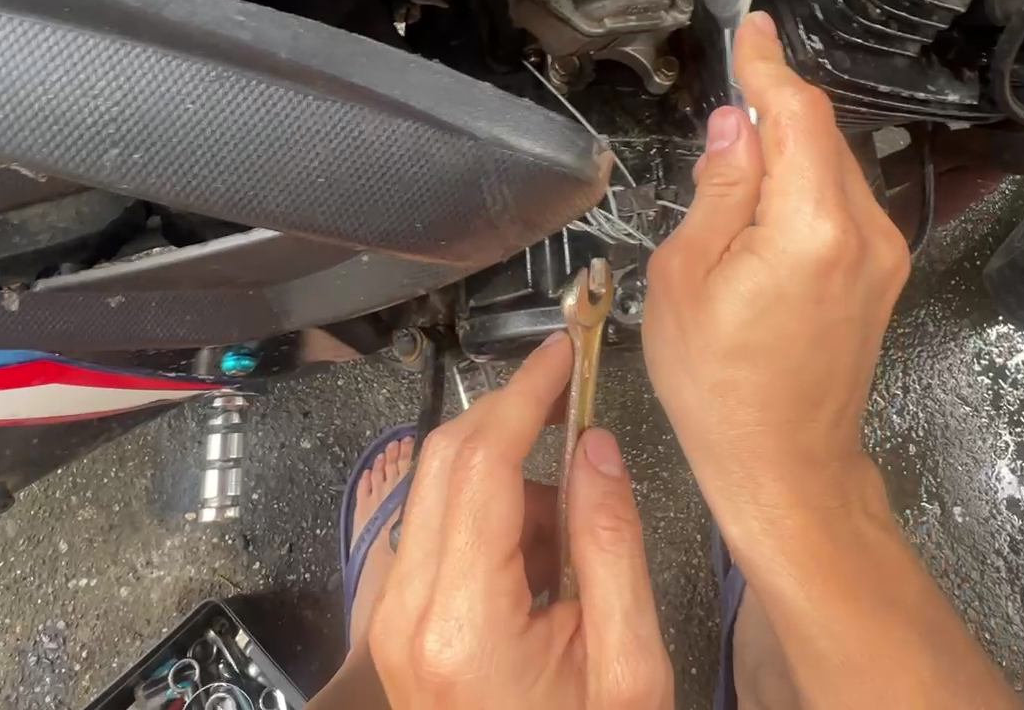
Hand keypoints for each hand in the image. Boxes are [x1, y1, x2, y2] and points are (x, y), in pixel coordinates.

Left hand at [369, 334, 673, 709]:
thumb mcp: (628, 668)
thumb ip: (611, 543)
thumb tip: (596, 447)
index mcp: (464, 625)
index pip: (483, 463)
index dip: (525, 393)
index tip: (561, 355)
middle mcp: (410, 610)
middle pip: (448, 456)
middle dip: (514, 415)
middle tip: (573, 409)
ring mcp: (395, 614)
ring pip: (440, 481)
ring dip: (508, 473)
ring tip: (569, 539)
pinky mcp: (400, 615)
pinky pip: (439, 521)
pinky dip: (492, 509)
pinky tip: (539, 560)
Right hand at [643, 11, 910, 509]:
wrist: (781, 460)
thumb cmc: (718, 381)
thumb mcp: (686, 276)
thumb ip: (718, 189)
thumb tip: (734, 126)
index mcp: (809, 228)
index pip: (798, 114)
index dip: (770, 65)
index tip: (753, 28)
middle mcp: (865, 232)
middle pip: (820, 135)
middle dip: (771, 110)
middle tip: (720, 117)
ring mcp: (883, 254)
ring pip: (831, 165)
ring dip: (785, 148)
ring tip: (731, 177)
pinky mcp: (882, 272)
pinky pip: (841, 200)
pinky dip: (802, 182)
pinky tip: (762, 208)